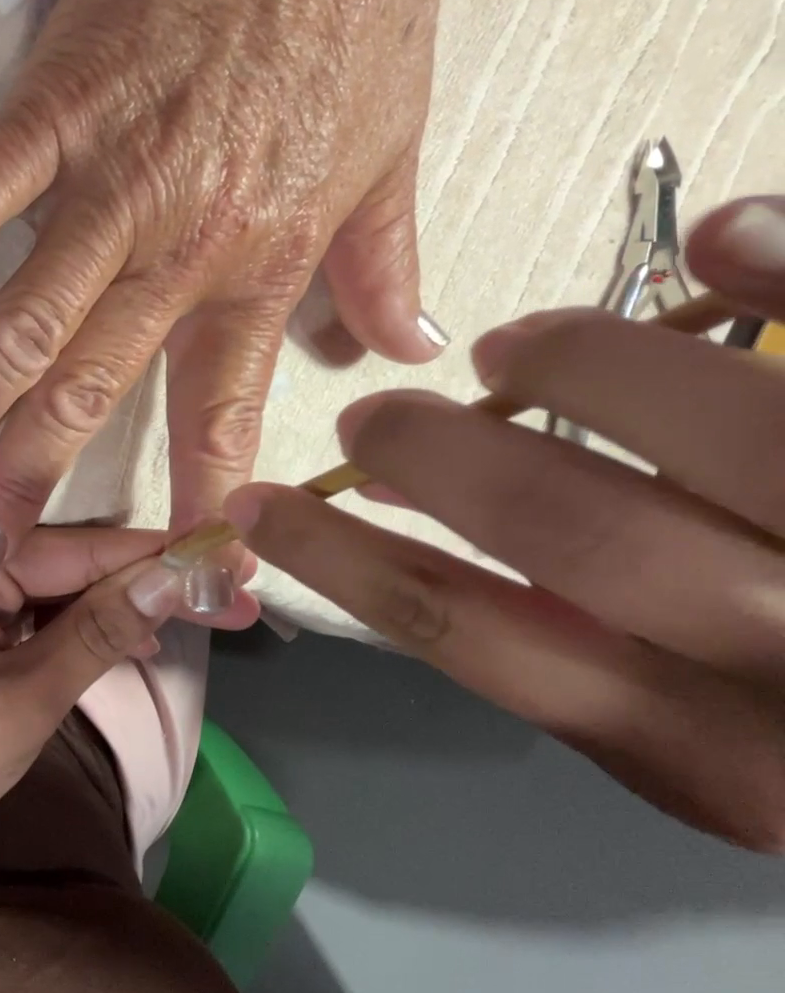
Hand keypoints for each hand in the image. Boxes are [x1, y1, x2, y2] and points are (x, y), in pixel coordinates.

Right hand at [0, 0, 447, 574]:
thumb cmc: (351, 26)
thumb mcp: (391, 155)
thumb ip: (385, 266)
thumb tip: (406, 351)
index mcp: (253, 269)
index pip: (220, 413)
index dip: (196, 499)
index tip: (168, 575)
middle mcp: (171, 254)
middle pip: (84, 397)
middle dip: (26, 488)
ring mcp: (102, 193)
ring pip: (17, 330)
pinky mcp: (48, 123)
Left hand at [0, 527, 257, 856]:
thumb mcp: (26, 694)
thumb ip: (99, 631)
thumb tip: (177, 575)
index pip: (75, 548)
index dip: (158, 557)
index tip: (236, 562)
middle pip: (72, 562)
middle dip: (151, 582)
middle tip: (237, 597)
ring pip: (64, 587)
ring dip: (127, 607)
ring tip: (210, 618)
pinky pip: (42, 612)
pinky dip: (89, 628)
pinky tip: (140, 641)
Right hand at [222, 196, 784, 852]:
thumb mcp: (692, 748)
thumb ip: (561, 658)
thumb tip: (419, 530)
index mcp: (708, 755)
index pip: (461, 628)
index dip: (334, 552)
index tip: (260, 503)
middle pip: (565, 524)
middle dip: (434, 450)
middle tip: (378, 420)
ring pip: (719, 421)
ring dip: (580, 358)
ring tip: (519, 345)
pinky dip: (782, 269)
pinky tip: (715, 237)